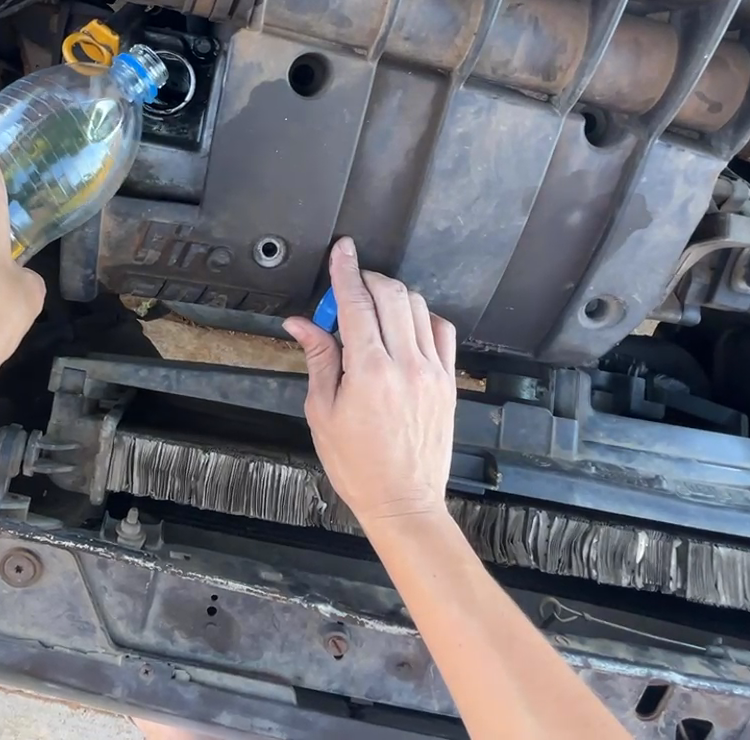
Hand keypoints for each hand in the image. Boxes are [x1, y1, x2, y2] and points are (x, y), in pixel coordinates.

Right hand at [284, 238, 458, 526]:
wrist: (403, 501)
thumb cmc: (358, 464)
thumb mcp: (322, 411)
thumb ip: (318, 358)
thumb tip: (301, 324)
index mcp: (369, 372)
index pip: (356, 303)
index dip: (345, 270)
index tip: (342, 249)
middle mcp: (405, 365)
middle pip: (391, 295)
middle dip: (367, 277)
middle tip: (349, 284)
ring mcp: (432, 372)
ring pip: (417, 306)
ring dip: (392, 294)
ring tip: (371, 308)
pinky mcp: (448, 381)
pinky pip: (441, 330)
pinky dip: (421, 316)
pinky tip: (404, 325)